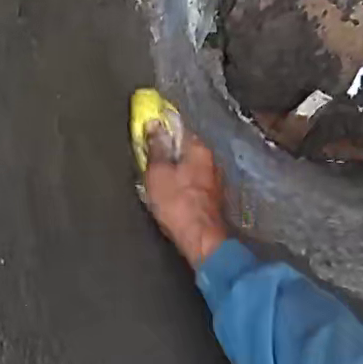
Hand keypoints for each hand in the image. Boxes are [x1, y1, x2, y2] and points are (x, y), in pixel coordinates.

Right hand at [142, 122, 229, 268]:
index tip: (147, 136)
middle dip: (168, 153)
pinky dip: (182, 185)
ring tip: (157, 180)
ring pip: (191, 168)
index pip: (179, 129)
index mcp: (200, 150)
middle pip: (186, 149)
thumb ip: (156, 147)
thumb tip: (154, 124)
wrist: (201, 240)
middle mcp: (212, 161)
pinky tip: (171, 195)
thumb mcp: (158, 173)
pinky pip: (194, 184)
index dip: (161, 131)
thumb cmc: (177, 204)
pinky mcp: (213, 199)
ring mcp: (215, 181)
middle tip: (148, 161)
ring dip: (175, 171)